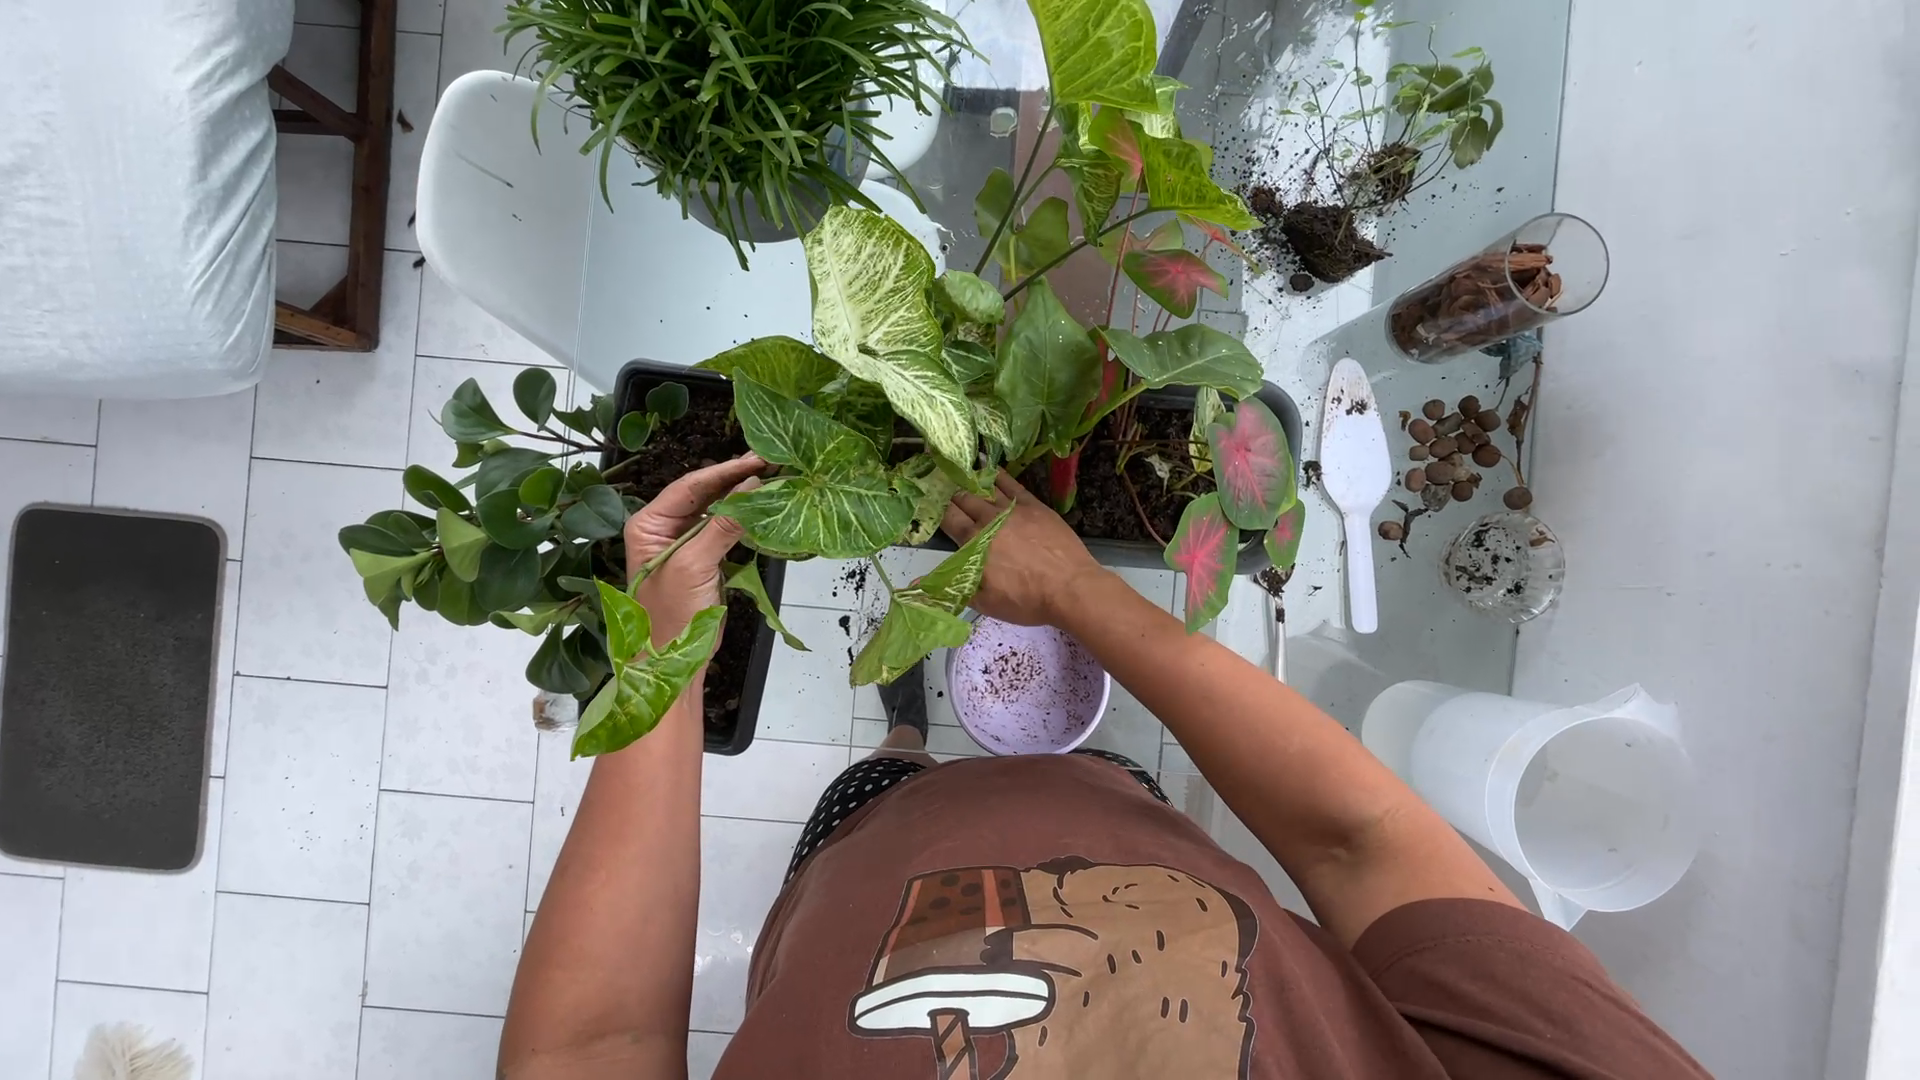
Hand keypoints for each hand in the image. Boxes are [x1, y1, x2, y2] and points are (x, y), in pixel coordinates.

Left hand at [623, 454, 764, 647]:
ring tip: (773, 477)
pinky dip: (745, 518)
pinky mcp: (705, 558)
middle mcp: (664, 529)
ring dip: (743, 496)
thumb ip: (723, 526)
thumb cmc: (671, 616)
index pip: (689, 487)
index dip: (723, 471)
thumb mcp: (694, 566)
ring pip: (717, 510)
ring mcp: (685, 543)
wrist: (674, 661)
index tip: (756, 459)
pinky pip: (726, 530)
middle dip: (736, 479)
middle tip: (770, 462)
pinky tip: (764, 507)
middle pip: (704, 494)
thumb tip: (754, 488)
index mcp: (649, 525)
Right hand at [941, 471, 1105, 626]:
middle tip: (940, 485)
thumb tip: (915, 586)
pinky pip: (1013, 485)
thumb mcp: (984, 602)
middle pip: (964, 500)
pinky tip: (990, 468)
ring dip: (970, 481)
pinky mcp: (1035, 507)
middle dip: (950, 493)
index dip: (935, 508)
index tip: (927, 500)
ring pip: (986, 489)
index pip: (948, 518)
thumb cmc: (1026, 599)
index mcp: (974, 542)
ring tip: (959, 472)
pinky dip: (999, 475)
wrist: (1070, 588)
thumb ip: (951, 588)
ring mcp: (1014, 510)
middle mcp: (989, 520)